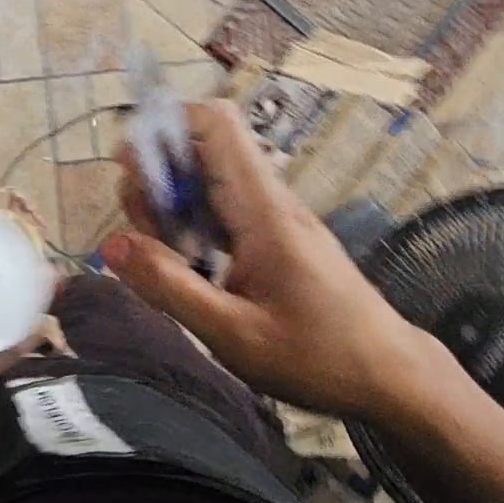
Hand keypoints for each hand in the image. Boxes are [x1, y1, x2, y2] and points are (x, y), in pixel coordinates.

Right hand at [105, 100, 435, 419]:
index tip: (130, 164)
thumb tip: (110, 244)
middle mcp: (267, 200)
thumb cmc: (319, 358)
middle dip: (156, 176)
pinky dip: (191, 227)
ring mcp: (272, 218)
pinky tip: (187, 267)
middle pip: (201, 150)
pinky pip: (221, 211)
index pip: (216, 124)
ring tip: (160, 257)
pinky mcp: (273, 239)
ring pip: (207, 182)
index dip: (167, 124)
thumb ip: (169, 286)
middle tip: (140, 232)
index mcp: (262, 209)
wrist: (393, 378)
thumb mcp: (233, 334)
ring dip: (170, 205)